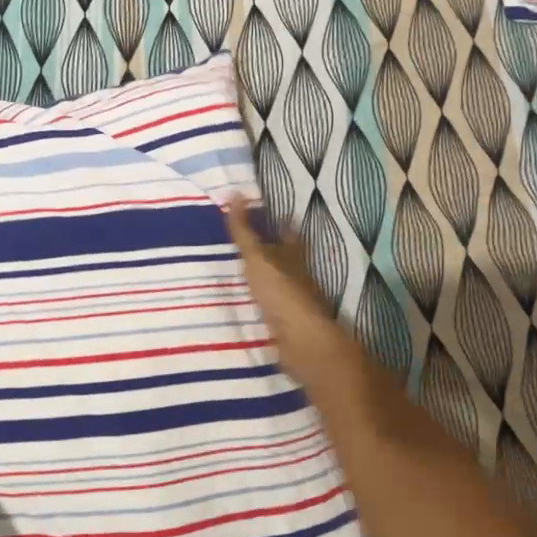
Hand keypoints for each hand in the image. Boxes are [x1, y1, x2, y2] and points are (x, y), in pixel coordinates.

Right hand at [226, 195, 361, 400]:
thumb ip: (244, 231)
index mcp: (294, 256)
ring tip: (241, 272)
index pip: (287, 233)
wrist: (302, 344)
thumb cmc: (281, 294)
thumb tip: (234, 192)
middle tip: (246, 242)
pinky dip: (262, 303)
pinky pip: (273, 308)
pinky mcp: (289, 326)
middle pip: (285, 258)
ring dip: (266, 278)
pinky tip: (248, 304)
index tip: (261, 211)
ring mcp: (296, 303)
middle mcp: (298, 276)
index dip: (277, 221)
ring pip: (280, 283)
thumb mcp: (257, 258)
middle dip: (271, 250)